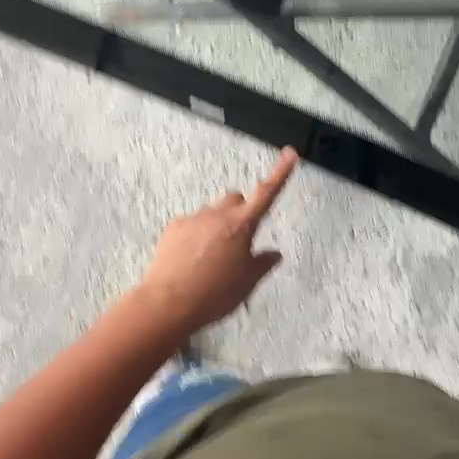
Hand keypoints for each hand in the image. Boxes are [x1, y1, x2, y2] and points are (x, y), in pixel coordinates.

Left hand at [132, 148, 298, 335]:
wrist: (168, 304)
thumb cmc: (214, 295)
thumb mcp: (247, 283)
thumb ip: (262, 264)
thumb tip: (274, 254)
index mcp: (241, 226)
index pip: (267, 193)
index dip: (281, 172)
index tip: (290, 154)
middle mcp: (217, 215)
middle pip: (235, 199)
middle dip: (240, 211)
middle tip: (238, 240)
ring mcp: (193, 219)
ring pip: (212, 213)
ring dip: (216, 226)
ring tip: (210, 258)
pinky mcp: (173, 227)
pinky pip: (191, 224)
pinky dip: (195, 235)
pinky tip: (190, 260)